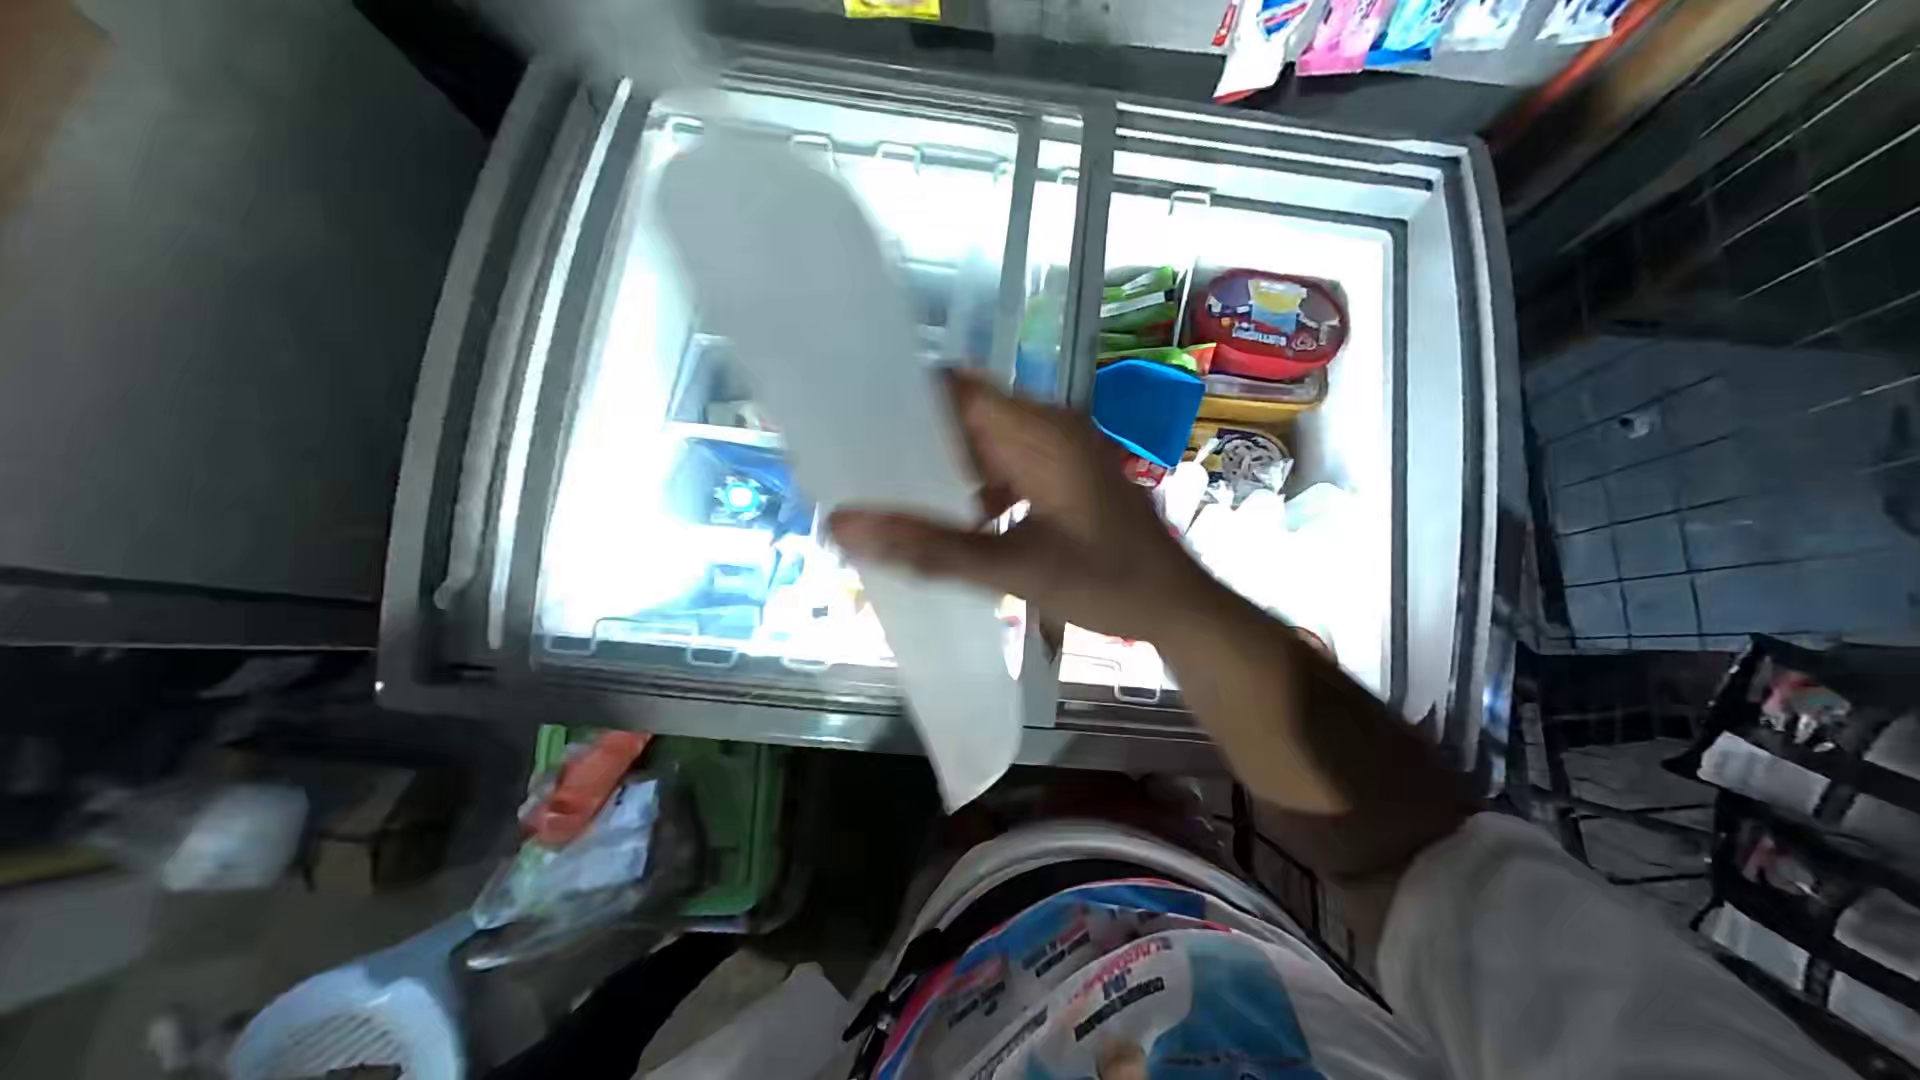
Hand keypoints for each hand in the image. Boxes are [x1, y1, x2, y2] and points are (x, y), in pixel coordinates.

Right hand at [828, 374, 1225, 640]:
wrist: (1178, 607)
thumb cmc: (1108, 583)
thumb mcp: (1015, 570)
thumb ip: (930, 550)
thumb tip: (844, 527)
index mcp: (1041, 433)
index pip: (957, 390)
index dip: (906, 402)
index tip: (859, 428)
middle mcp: (1048, 429)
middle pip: (966, 417)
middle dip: (916, 442)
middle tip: (863, 471)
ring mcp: (1058, 453)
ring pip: (983, 445)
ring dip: (944, 470)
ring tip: (892, 498)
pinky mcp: (1061, 477)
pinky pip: (1004, 469)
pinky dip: (974, 490)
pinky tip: (948, 523)